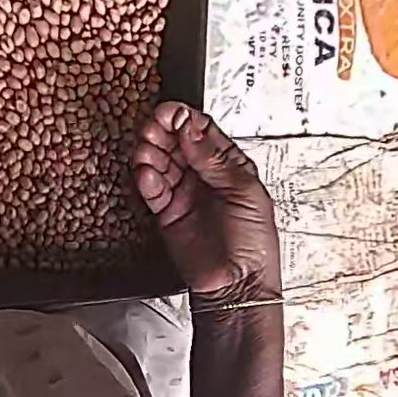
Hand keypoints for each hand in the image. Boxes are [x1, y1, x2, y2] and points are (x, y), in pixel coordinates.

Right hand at [131, 102, 281, 304]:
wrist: (237, 283)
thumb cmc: (252, 242)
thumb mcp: (243, 191)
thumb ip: (214, 160)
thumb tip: (191, 129)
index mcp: (230, 166)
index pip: (203, 133)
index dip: (185, 120)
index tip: (170, 113)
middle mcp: (205, 177)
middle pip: (177, 145)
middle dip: (162, 133)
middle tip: (151, 128)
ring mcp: (185, 195)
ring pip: (162, 165)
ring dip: (151, 154)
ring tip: (145, 151)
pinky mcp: (167, 215)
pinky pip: (154, 192)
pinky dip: (147, 182)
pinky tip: (146, 175)